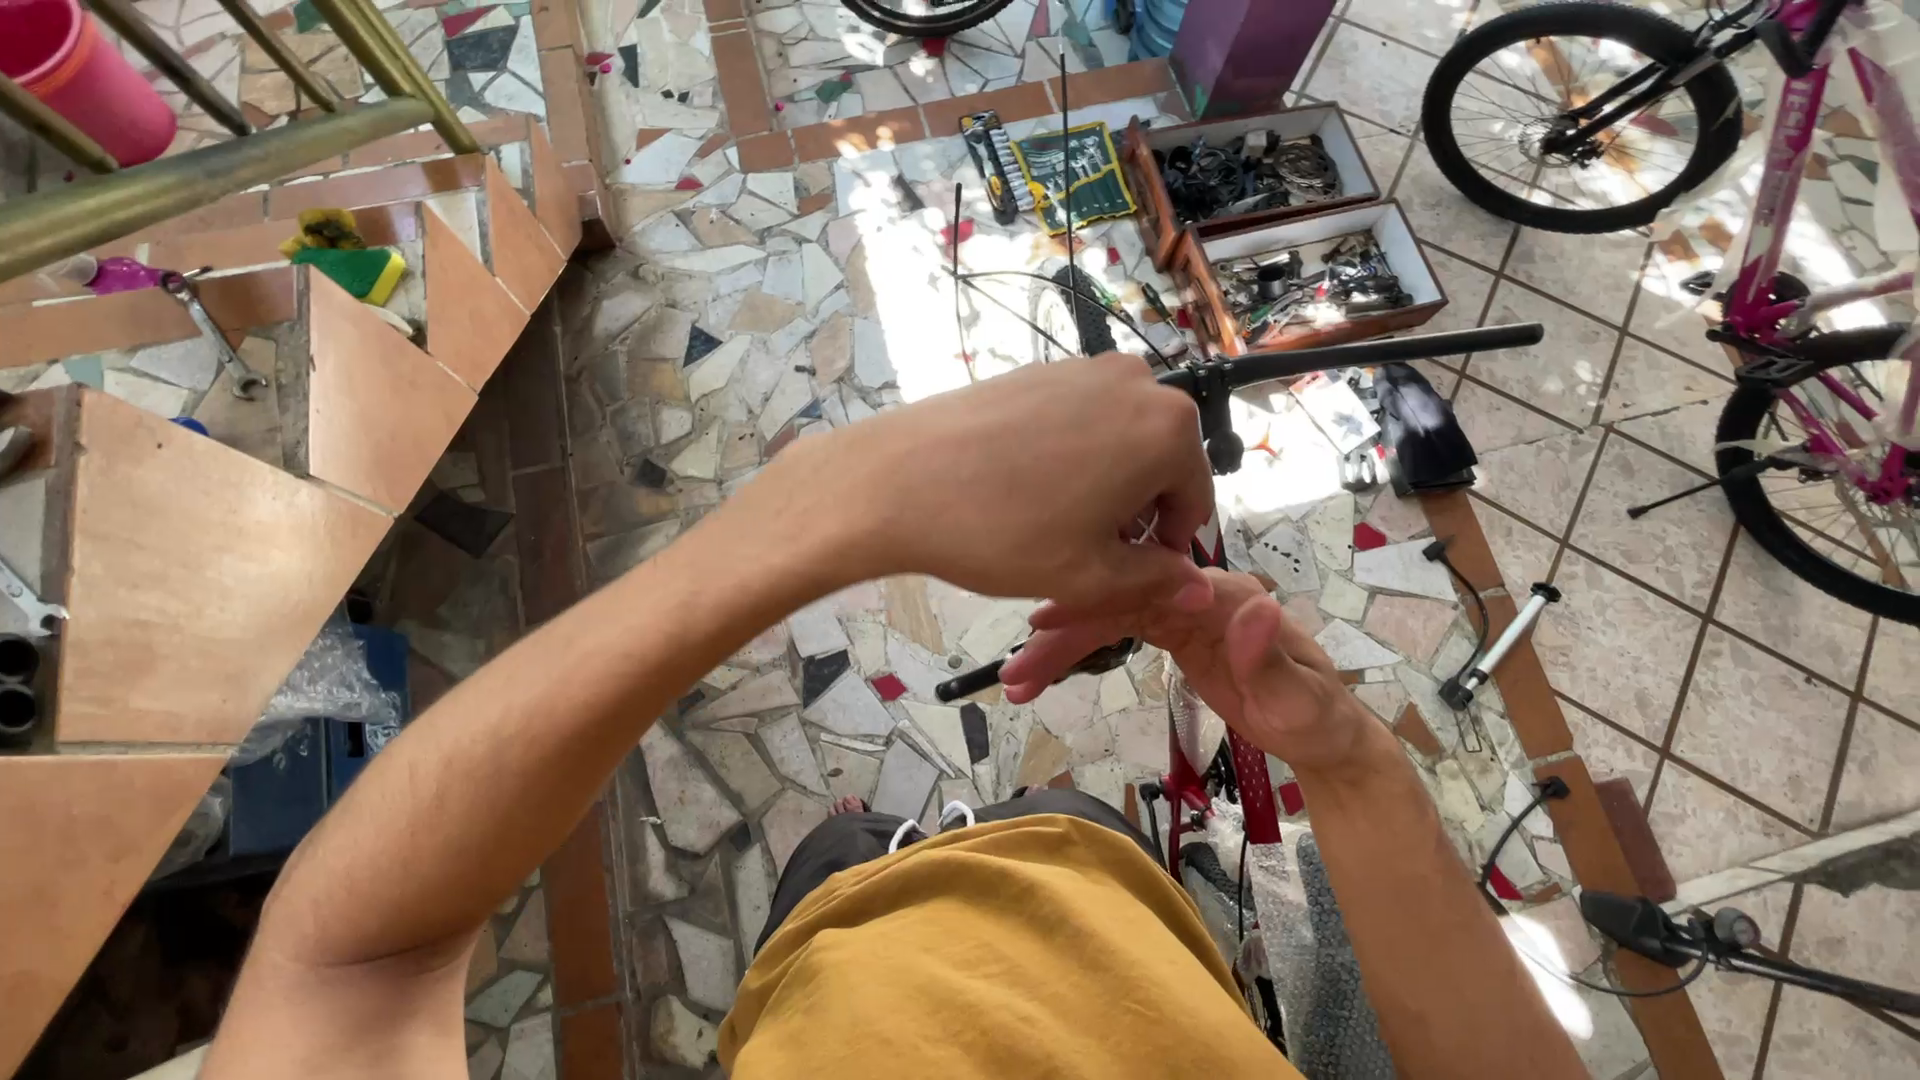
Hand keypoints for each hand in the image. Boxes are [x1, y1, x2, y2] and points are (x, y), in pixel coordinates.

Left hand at [783, 353, 1217, 613]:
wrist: (898, 481)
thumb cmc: (1005, 532)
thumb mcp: (1090, 576)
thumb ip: (1157, 581)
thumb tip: (1199, 588)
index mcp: (1168, 429)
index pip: (1194, 502)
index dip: (1163, 549)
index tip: (1122, 573)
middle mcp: (1138, 382)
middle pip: (1158, 465)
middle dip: (1132, 512)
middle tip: (1081, 550)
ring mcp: (1083, 368)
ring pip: (1119, 441)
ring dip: (1102, 484)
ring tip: (1050, 520)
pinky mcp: (1038, 369)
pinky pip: (1079, 420)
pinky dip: (1069, 455)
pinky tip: (1024, 486)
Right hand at [998, 570, 1372, 772]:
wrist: (1323, 734)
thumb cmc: (1316, 720)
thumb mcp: (1301, 701)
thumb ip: (1271, 659)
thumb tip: (1254, 608)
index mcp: (1222, 597)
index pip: (1145, 589)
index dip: (1093, 603)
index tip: (1043, 624)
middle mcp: (1195, 593)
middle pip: (1116, 600)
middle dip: (1063, 634)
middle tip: (1015, 672)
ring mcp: (1181, 611)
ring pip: (1108, 615)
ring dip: (1062, 646)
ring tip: (1018, 680)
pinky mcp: (1172, 632)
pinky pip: (1116, 631)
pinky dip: (1081, 650)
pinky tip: (1049, 667)